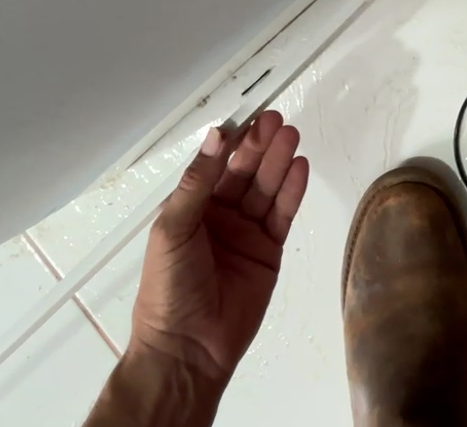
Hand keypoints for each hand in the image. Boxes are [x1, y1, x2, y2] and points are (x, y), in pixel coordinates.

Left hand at [128, 112, 309, 383]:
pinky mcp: (269, 249)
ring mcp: (246, 231)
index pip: (216, 164)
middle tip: (275, 120)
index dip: (232, 140)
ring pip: (266, 187)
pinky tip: (299, 167)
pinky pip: (282, 213)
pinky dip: (292, 189)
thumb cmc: (168, 290)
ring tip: (291, 135)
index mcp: (191, 207)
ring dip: (278, 161)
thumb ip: (197, 182)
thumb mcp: (172, 229)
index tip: (248, 117)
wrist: (188, 349)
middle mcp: (220, 214)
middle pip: (246, 171)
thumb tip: (215, 137)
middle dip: (260, 145)